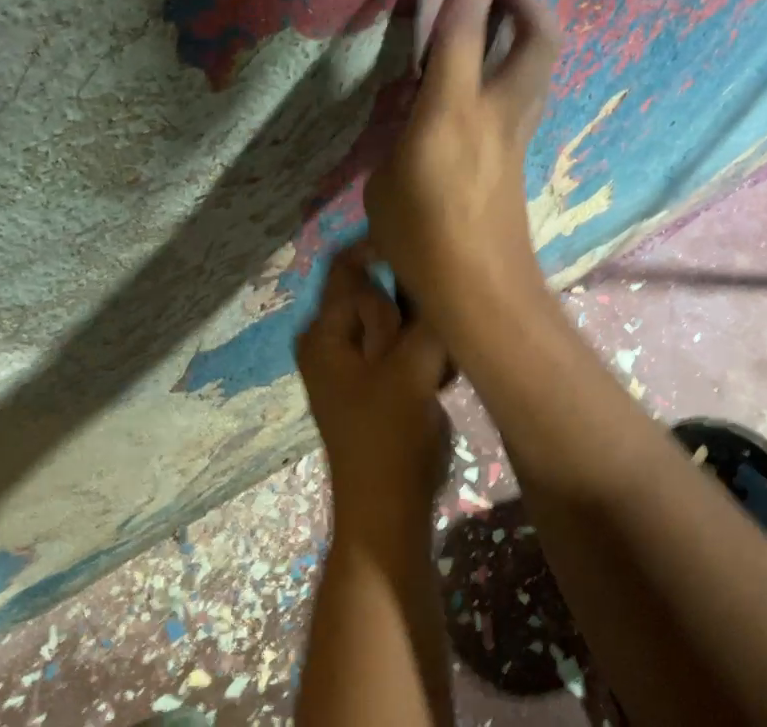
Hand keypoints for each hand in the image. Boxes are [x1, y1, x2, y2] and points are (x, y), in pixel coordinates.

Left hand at [296, 244, 451, 525]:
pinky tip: (439, 377)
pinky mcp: (373, 385)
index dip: (386, 253)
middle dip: (408, 302)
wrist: (387, 513)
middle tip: (431, 330)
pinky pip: (398, 349)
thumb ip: (427, 316)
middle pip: (372, 291)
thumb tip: (443, 280)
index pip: (349, 265)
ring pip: (392, 321)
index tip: (432, 257)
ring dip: (419, 330)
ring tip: (438, 358)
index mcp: (323, 330)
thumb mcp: (412, 367)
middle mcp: (329, 340)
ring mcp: (351, 365)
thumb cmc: (390, 438)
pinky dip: (420, 353)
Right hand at [366, 0, 561, 316]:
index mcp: (452, 112)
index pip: (462, 32)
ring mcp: (515, 132)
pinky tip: (483, 76)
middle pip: (536, 37)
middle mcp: (496, 111)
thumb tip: (415, 121)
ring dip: (524, 29)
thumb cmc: (419, 237)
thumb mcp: (385, 180)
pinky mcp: (518, 153)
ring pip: (538, 63)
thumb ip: (401, 136)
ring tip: (494, 19)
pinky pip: (524, 90)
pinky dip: (512, 65)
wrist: (480, 289)